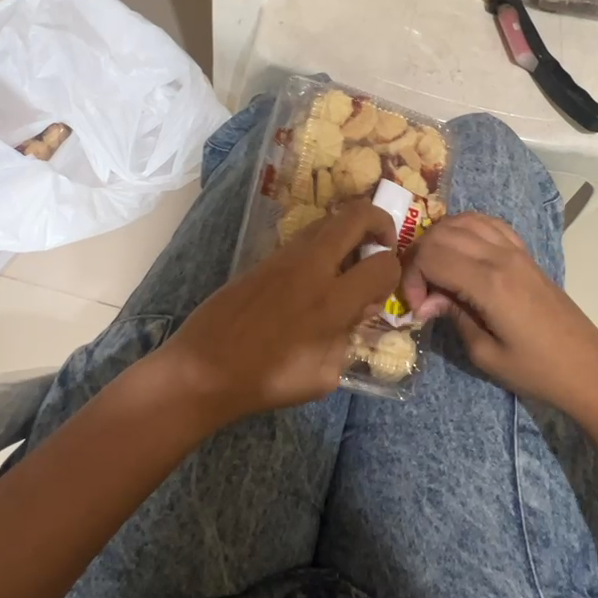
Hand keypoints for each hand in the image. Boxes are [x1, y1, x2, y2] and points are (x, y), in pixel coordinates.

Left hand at [153, 199, 400, 425]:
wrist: (204, 368)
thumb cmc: (266, 381)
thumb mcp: (323, 376)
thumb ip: (348, 340)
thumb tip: (357, 313)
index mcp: (331, 301)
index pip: (383, 265)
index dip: (394, 273)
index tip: (384, 289)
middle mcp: (311, 267)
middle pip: (357, 216)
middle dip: (381, 223)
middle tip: (381, 246)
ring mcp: (284, 257)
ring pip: (328, 220)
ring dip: (348, 231)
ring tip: (349, 261)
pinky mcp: (263, 259)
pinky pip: (303, 238)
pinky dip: (321, 245)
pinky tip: (315, 276)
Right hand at [401, 212, 597, 410]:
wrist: (589, 370)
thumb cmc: (537, 371)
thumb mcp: (485, 354)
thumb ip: (453, 317)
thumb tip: (427, 301)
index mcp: (489, 283)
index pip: (431, 255)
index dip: (412, 277)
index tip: (417, 308)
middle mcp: (501, 257)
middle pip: (442, 233)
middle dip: (420, 258)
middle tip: (421, 292)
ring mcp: (516, 251)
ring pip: (463, 221)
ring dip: (440, 240)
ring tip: (436, 272)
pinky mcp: (526, 254)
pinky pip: (489, 223)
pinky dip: (466, 230)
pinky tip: (461, 253)